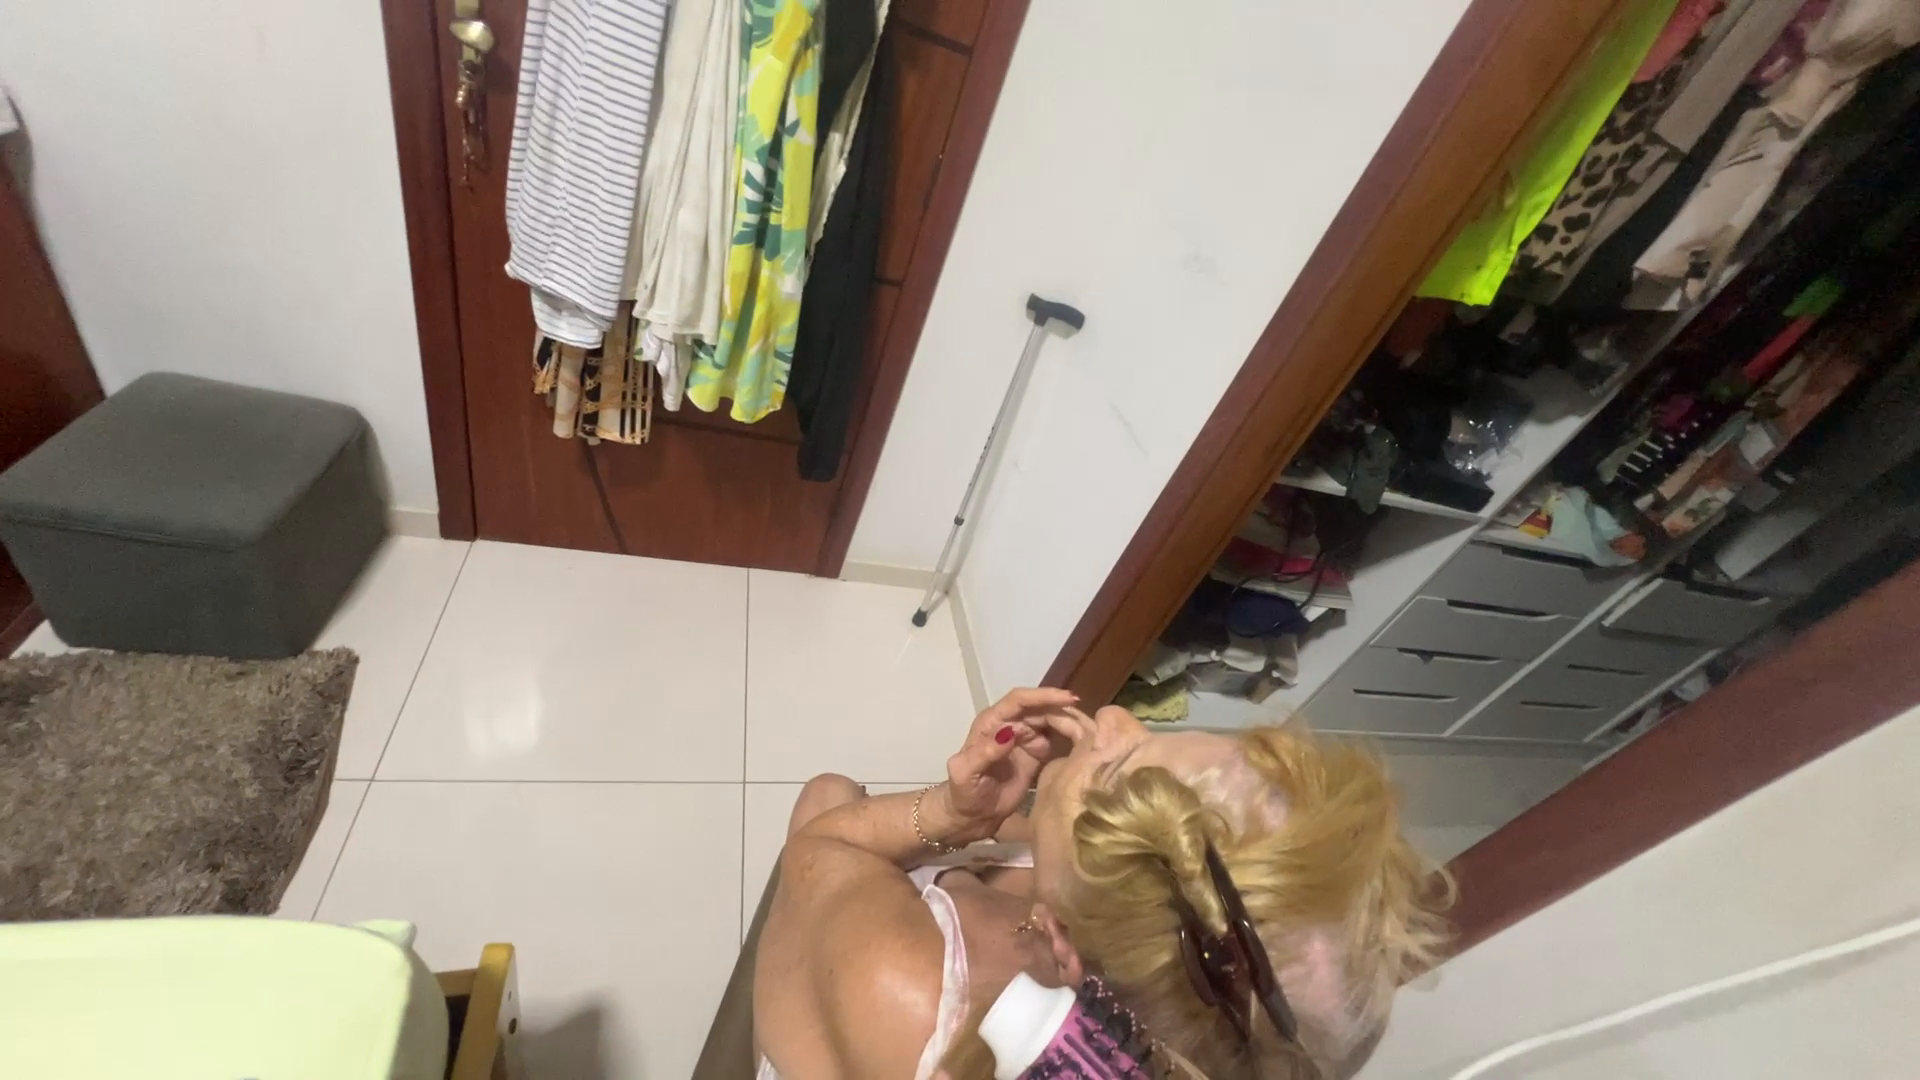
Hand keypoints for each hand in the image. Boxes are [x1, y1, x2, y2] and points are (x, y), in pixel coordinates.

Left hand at [936, 688, 1078, 842]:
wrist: (971, 817)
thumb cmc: (963, 793)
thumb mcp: (966, 773)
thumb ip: (984, 752)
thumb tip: (1009, 733)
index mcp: (991, 723)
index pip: (1018, 701)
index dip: (1042, 696)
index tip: (1067, 698)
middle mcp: (1009, 725)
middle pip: (1038, 708)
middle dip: (1061, 710)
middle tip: (1084, 722)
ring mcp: (1023, 738)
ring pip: (1049, 721)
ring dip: (1067, 722)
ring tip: (1087, 731)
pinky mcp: (1035, 754)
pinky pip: (1054, 738)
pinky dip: (1068, 737)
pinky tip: (1083, 742)